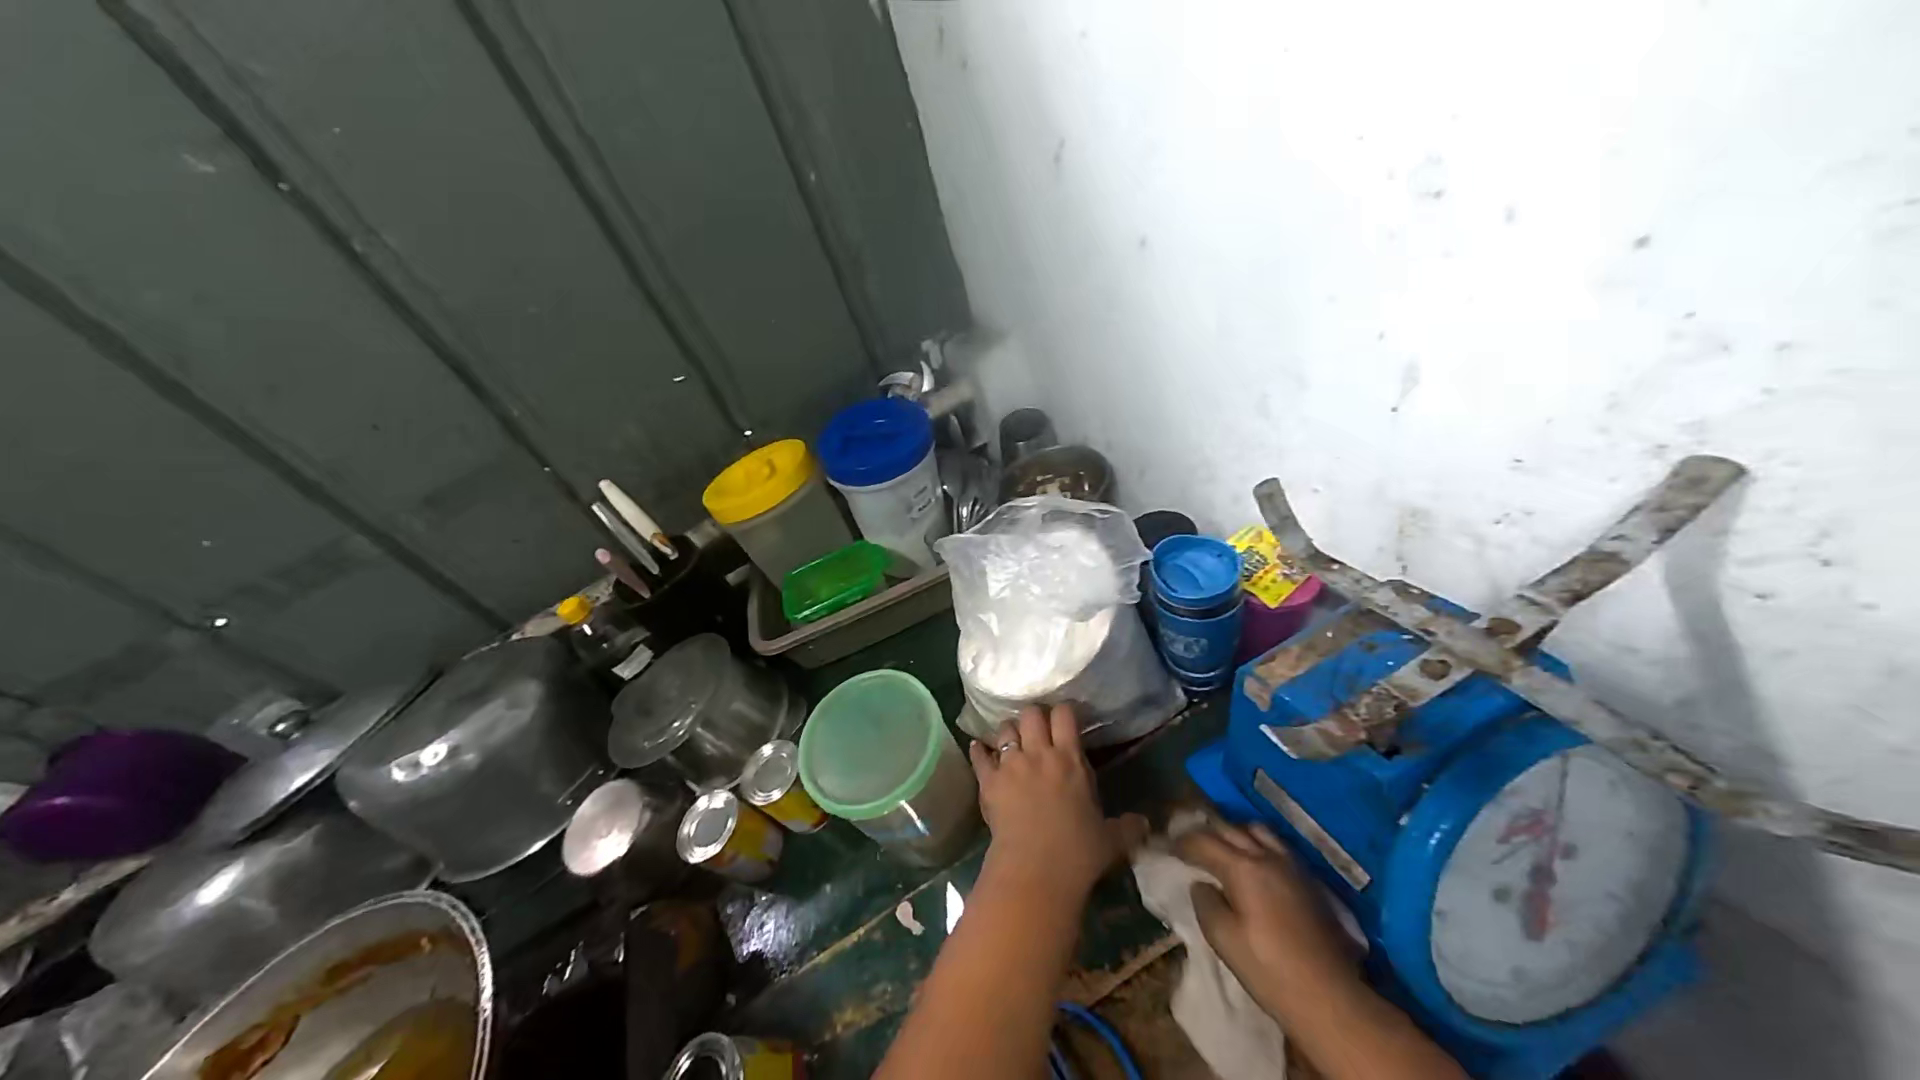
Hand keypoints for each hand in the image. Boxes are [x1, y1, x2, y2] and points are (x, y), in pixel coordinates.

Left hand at [969, 704, 1145, 895]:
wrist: (1035, 869)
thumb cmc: (1077, 852)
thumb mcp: (1110, 839)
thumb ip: (1128, 827)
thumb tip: (1146, 824)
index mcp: (1070, 760)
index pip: (1065, 715)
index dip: (1065, 710)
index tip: (1066, 716)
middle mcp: (1039, 754)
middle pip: (1032, 713)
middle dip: (1034, 716)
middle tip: (1038, 728)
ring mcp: (1011, 765)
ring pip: (1005, 729)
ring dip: (1009, 731)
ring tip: (1012, 740)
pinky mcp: (988, 781)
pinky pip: (980, 755)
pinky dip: (979, 750)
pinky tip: (979, 748)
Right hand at [1177, 822, 1358, 1012]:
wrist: (1329, 996)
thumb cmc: (1269, 969)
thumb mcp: (1223, 939)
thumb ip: (1205, 903)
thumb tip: (1201, 884)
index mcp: (1242, 868)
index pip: (1203, 842)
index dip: (1181, 843)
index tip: (1167, 847)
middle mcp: (1267, 856)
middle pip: (1229, 828)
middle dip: (1205, 832)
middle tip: (1188, 843)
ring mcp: (1292, 866)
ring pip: (1257, 831)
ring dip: (1234, 833)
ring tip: (1222, 848)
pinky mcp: (1308, 880)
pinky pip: (1276, 846)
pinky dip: (1256, 844)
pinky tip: (1253, 863)